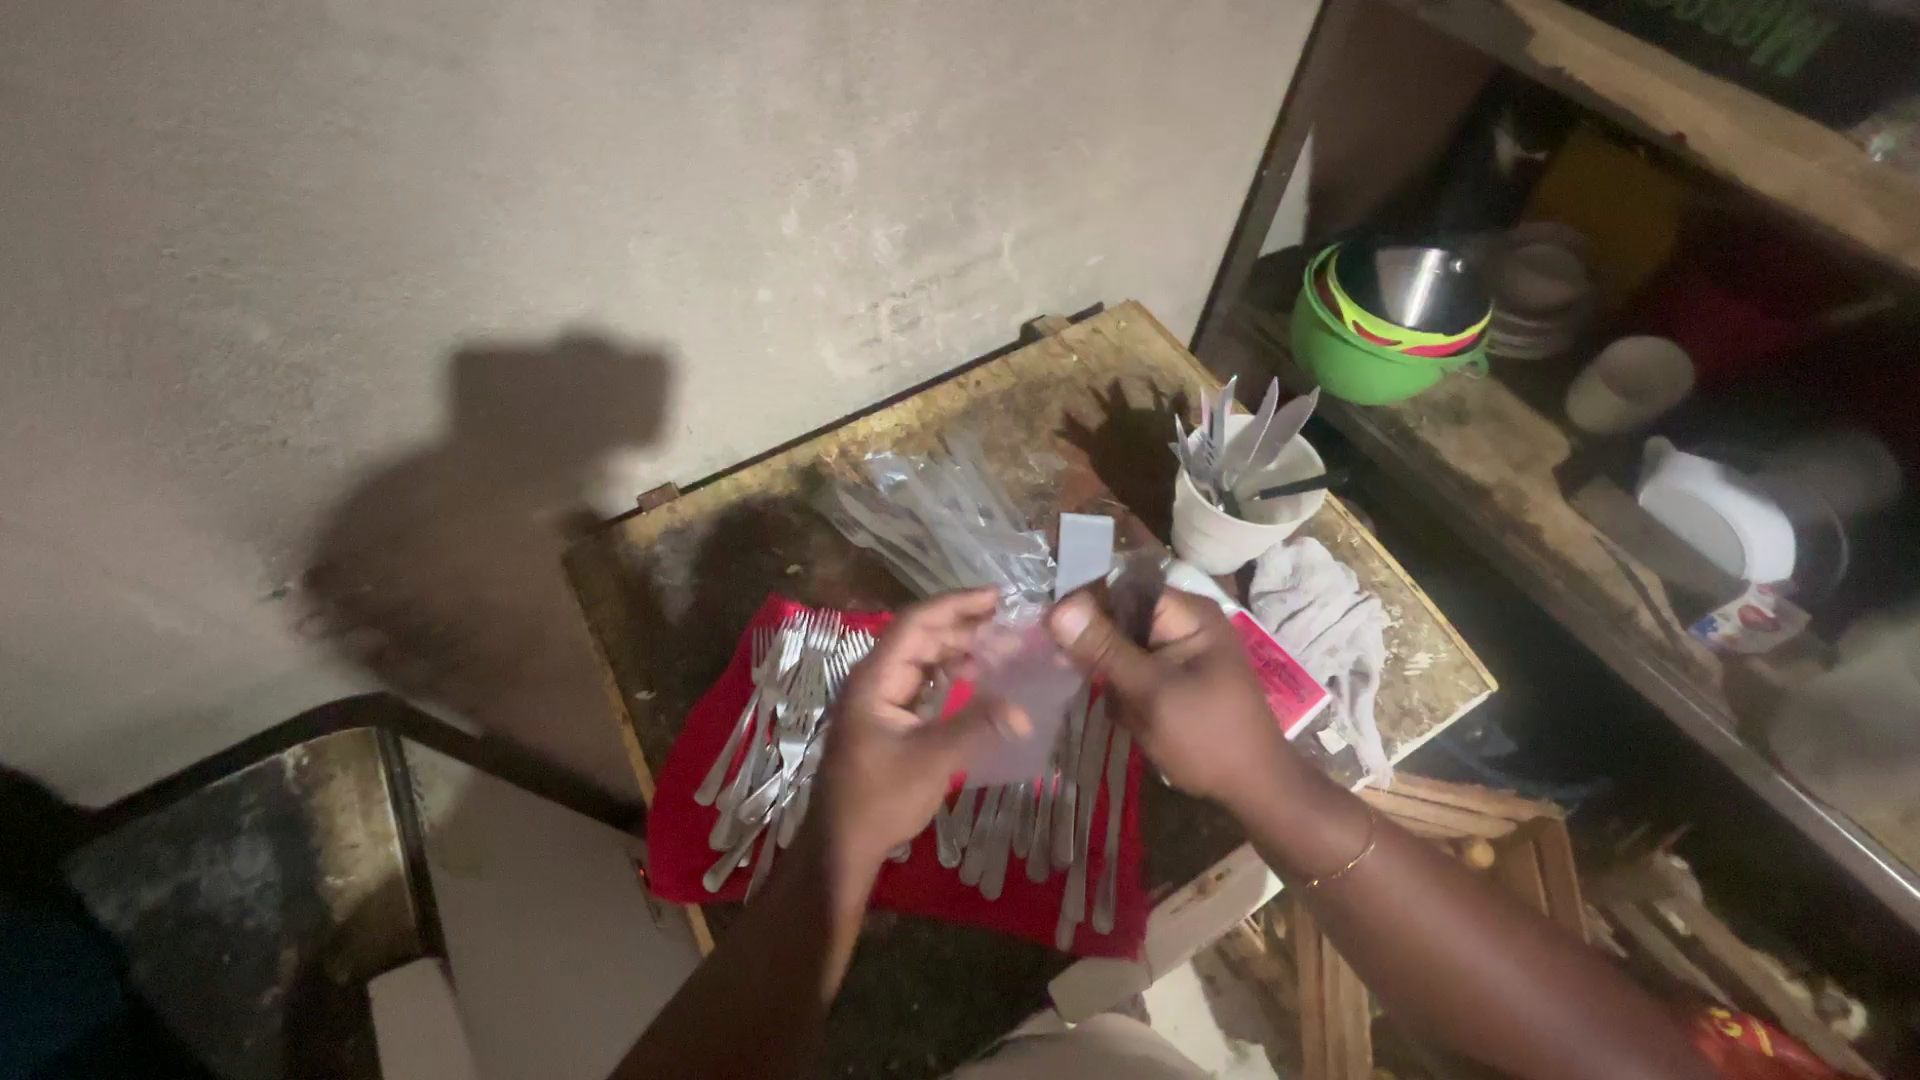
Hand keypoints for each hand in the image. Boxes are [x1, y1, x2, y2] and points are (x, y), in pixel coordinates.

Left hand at [811, 589, 1007, 871]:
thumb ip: (974, 729)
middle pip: (919, 636)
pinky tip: (975, 679)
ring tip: (998, 647)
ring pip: (921, 659)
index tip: (995, 597)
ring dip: (957, 649)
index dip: (955, 605)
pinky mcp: (888, 720)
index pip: (915, 623)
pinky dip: (949, 675)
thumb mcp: (929, 761)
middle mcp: (874, 680)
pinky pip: (922, 683)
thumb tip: (1023, 711)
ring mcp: (879, 700)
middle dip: (961, 625)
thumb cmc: (877, 799)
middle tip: (1006, 623)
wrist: (841, 845)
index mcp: (874, 678)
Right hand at [1047, 588, 1295, 808]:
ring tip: (1115, 706)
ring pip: (1120, 646)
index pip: (1121, 588)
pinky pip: (1133, 668)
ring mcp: (1180, 649)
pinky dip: (1122, 690)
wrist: (1253, 790)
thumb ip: (1104, 648)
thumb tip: (1058, 607)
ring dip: (1108, 675)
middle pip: (1119, 617)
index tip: (1049, 630)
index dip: (1083, 605)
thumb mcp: (1150, 691)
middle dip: (1096, 648)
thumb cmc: (1207, 737)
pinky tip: (1125, 715)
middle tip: (1072, 674)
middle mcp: (1183, 620)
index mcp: (1188, 611)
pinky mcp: (1174, 675)